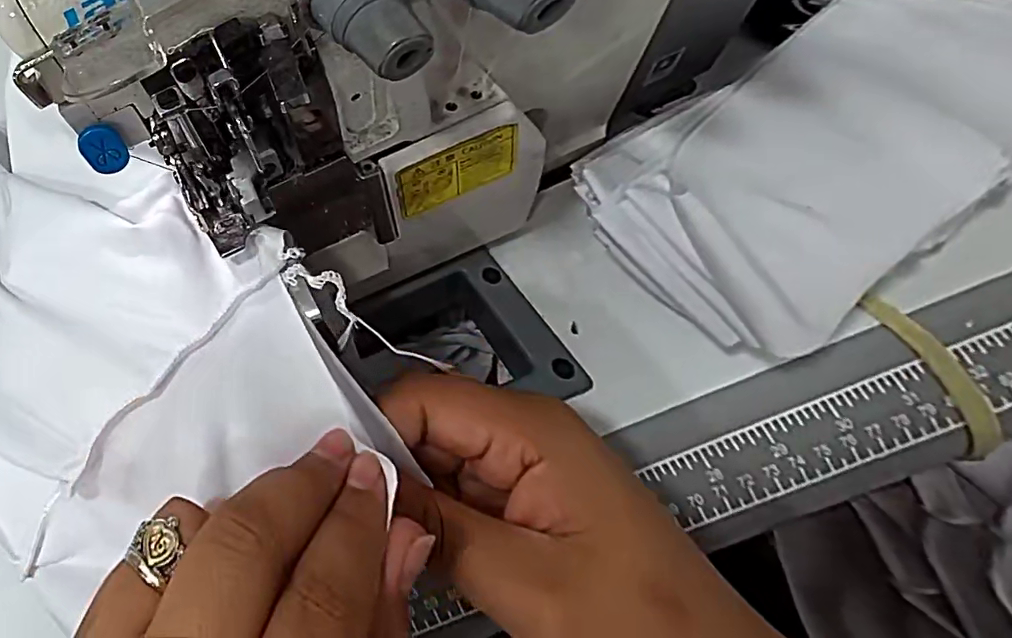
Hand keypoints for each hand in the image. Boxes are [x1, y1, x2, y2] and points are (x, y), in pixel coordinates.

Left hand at [77, 428, 434, 637]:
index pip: (322, 596)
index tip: (372, 481)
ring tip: (288, 489)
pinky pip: (129, 570)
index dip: (355, 524)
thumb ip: (372, 635)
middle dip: (301, 488)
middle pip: (246, 550)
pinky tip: (210, 529)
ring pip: (181, 543)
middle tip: (338, 457)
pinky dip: (175, 539)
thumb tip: (396, 548)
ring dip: (242, 504)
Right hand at [379, 374, 778, 637]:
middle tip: (379, 520)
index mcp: (529, 427)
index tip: (356, 480)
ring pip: (434, 454)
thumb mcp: (529, 583)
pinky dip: (436, 512)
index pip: (420, 397)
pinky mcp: (523, 489)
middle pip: (423, 420)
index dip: (379, 431)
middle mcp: (523, 428)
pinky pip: (456, 483)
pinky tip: (434, 547)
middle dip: (394, 466)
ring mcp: (523, 458)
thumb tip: (371, 487)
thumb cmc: (655, 627)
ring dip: (415, 494)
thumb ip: (439, 526)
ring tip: (411, 542)